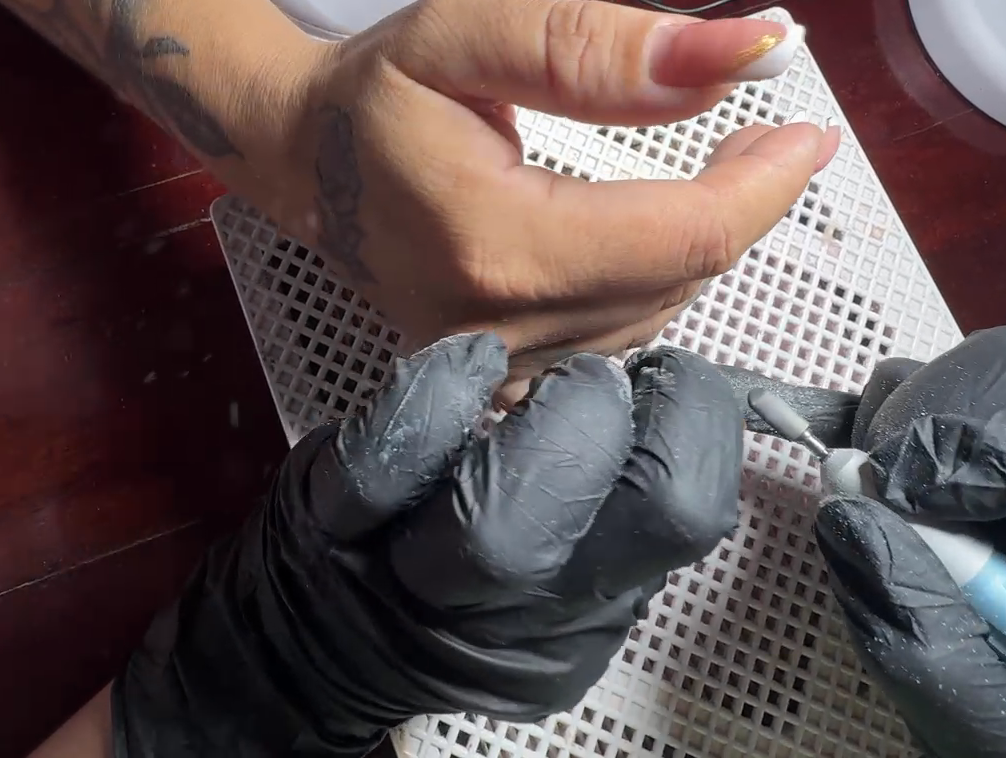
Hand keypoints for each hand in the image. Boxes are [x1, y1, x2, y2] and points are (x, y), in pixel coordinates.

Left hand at [113, 335, 748, 756]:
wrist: (309, 645)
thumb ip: (613, 489)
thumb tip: (696, 387)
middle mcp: (521, 608)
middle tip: (590, 374)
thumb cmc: (449, 570)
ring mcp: (421, 579)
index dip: (693, 419)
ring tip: (527, 367)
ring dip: (537, 418)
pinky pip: (383, 467)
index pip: (686, 514)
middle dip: (616, 417)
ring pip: (499, 523)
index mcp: (591, 600)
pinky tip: (463, 360)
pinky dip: (432, 392)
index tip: (659, 373)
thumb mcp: (554, 557)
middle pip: (620, 520)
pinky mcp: (331, 531)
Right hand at [256, 0, 837, 378]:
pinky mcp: (495, 370)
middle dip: (738, 208)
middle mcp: (501, 326)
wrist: (304, 161)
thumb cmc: (371, 91)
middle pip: (677, 281)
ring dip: (694, 244)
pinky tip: (639, 237)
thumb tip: (743, 56)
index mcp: (497, 242)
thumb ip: (595, 50)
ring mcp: (496, 361)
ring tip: (704, 175)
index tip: (805, 130)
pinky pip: (612, 340)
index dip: (764, 186)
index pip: (682, 238)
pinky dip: (649, 284)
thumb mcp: (465, 37)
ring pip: (653, 315)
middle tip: (756, 134)